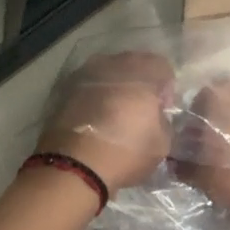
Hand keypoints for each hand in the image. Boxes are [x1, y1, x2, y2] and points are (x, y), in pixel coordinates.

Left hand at [36, 51, 175, 190]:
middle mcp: (112, 63)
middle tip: (138, 113)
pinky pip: (87, 87)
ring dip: (114, 89)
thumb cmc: (125, 152)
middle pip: (133, 65)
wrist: (73, 166)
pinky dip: (93, 99)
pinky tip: (93, 121)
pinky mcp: (63, 90)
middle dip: (139, 85)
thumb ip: (164, 122)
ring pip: (107, 73)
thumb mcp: (162, 144)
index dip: (166, 89)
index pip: (162, 67)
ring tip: (113, 116)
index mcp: (142, 72)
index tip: (161, 111)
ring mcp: (84, 73)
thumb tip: (156, 117)